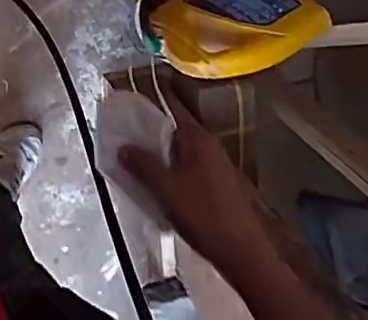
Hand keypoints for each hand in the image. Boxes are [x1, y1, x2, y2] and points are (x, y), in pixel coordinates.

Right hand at [120, 98, 270, 271]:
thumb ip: (144, 166)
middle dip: (154, 139)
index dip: (149, 112)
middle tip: (130, 146)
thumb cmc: (203, 215)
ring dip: (165, 159)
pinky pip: (194, 169)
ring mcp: (219, 165)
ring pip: (184, 154)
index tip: (130, 114)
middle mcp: (211, 145)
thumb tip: (123, 147)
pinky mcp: (223, 184)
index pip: (171, 112)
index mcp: (198, 138)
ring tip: (143, 169)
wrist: (244, 254)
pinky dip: (178, 173)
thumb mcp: (167, 191)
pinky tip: (166, 190)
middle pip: (176, 133)